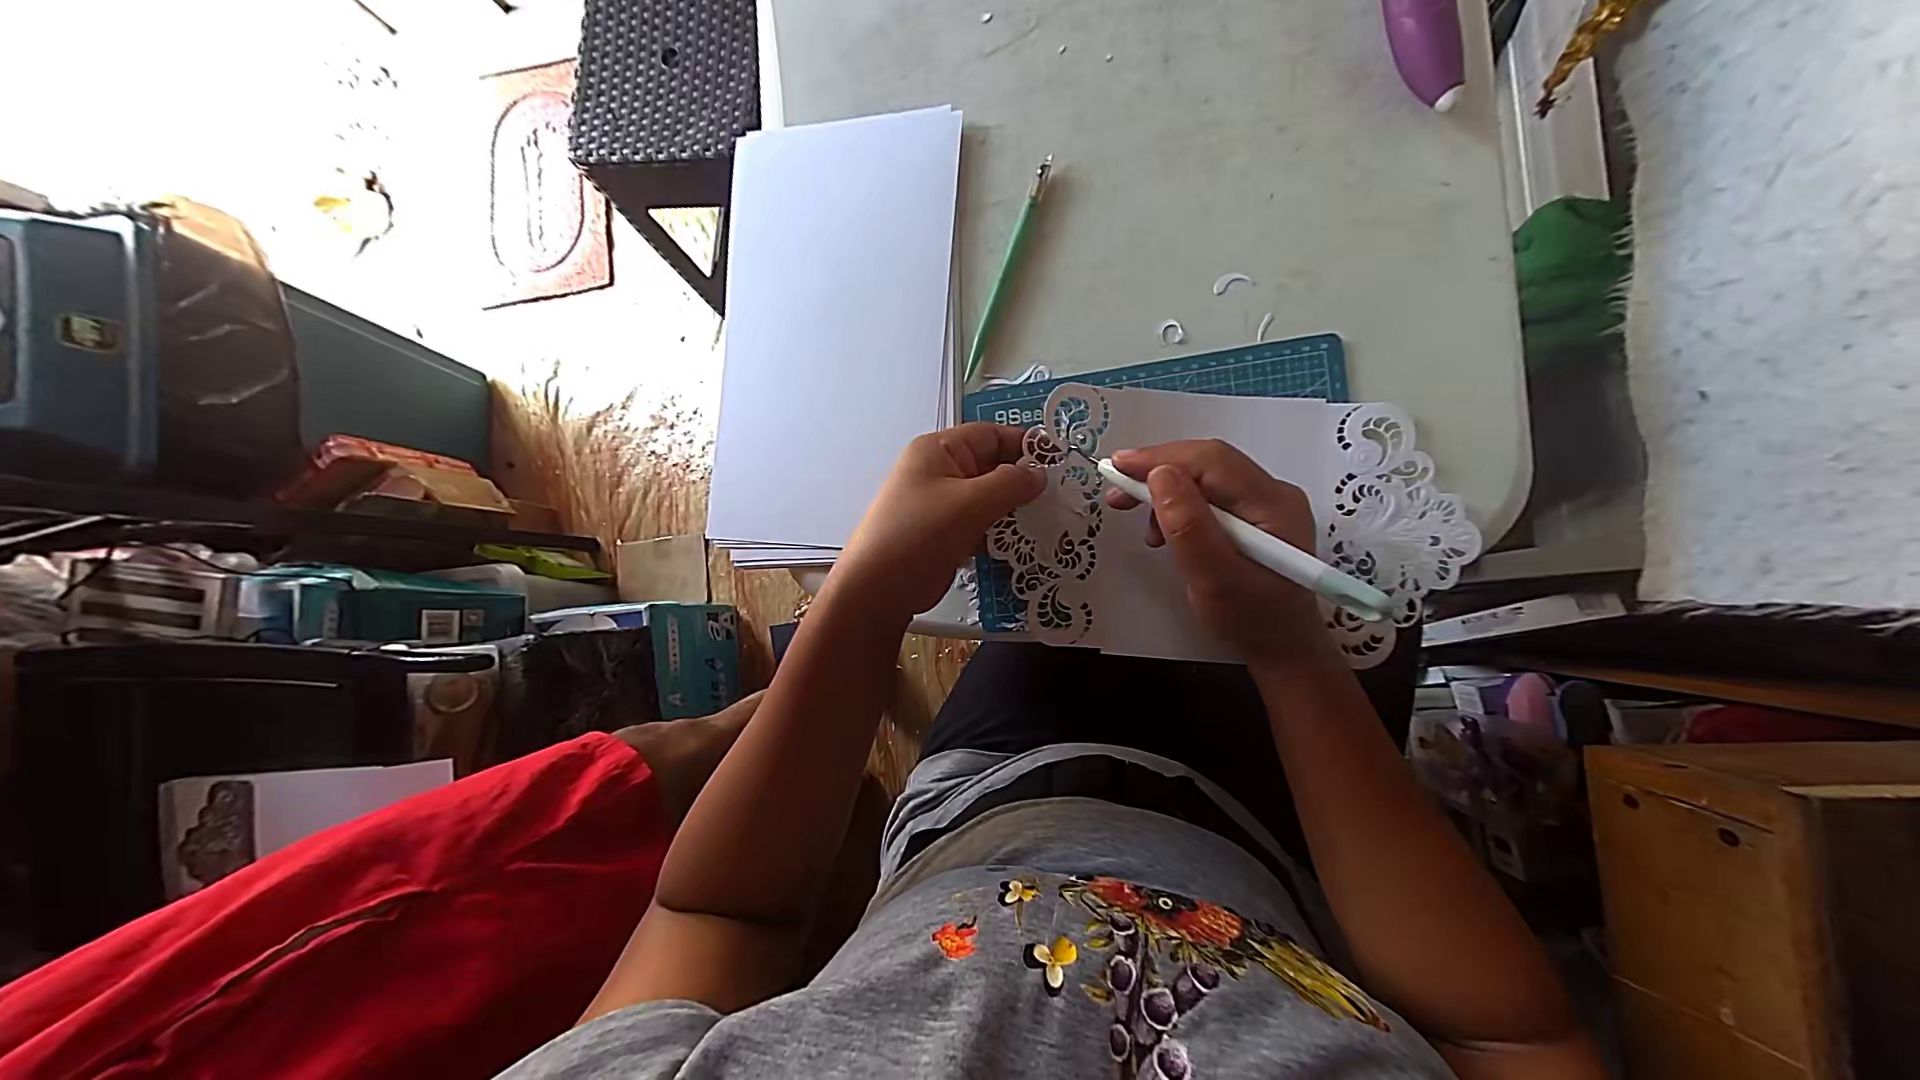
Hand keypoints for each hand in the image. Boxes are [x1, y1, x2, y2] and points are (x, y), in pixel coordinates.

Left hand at [834, 423, 1044, 618]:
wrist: (878, 590)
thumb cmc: (917, 536)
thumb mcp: (969, 503)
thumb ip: (1011, 483)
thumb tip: (1038, 474)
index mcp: (938, 450)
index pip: (990, 435)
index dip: (1025, 444)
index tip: (1058, 461)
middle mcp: (939, 472)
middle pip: (991, 467)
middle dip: (1023, 481)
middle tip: (1059, 497)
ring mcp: (941, 505)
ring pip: (988, 499)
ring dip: (1014, 509)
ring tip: (1048, 521)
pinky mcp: (944, 534)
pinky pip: (980, 524)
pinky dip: (1000, 531)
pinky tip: (1023, 543)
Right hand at [1103, 439, 1334, 666]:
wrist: (1282, 649)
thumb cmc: (1251, 620)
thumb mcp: (1214, 578)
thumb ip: (1188, 526)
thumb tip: (1159, 475)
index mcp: (1272, 503)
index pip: (1210, 461)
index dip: (1161, 458)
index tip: (1118, 467)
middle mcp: (1272, 493)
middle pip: (1207, 464)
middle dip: (1157, 472)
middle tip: (1117, 492)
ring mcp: (1264, 504)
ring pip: (1204, 479)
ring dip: (1165, 493)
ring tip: (1144, 528)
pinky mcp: (1252, 517)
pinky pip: (1208, 496)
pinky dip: (1178, 507)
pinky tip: (1165, 532)